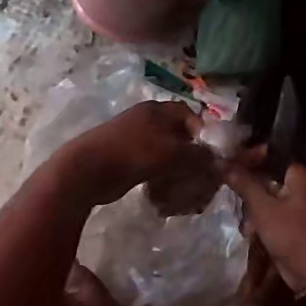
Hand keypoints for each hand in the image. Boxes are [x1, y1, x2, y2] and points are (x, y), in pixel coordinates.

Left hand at [54, 101, 204, 205]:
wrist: (86, 171)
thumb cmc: (132, 154)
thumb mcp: (172, 153)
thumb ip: (198, 155)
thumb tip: (218, 160)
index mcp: (157, 110)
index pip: (190, 114)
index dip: (204, 133)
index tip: (212, 155)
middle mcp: (147, 121)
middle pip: (179, 136)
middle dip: (193, 157)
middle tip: (202, 176)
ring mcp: (135, 140)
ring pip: (167, 155)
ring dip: (178, 172)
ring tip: (186, 190)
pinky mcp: (127, 160)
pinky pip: (153, 168)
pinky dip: (162, 179)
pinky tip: (165, 196)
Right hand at [221, 161, 305, 290]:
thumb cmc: (290, 233)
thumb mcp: (263, 207)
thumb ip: (244, 183)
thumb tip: (222, 162)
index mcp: (300, 177)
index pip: (271, 156)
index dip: (249, 159)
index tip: (227, 165)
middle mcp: (302, 188)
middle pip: (268, 179)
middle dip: (249, 190)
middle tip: (231, 195)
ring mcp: (299, 208)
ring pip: (268, 199)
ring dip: (253, 210)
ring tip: (245, 223)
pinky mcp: (294, 225)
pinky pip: (273, 216)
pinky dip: (261, 222)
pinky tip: (251, 233)